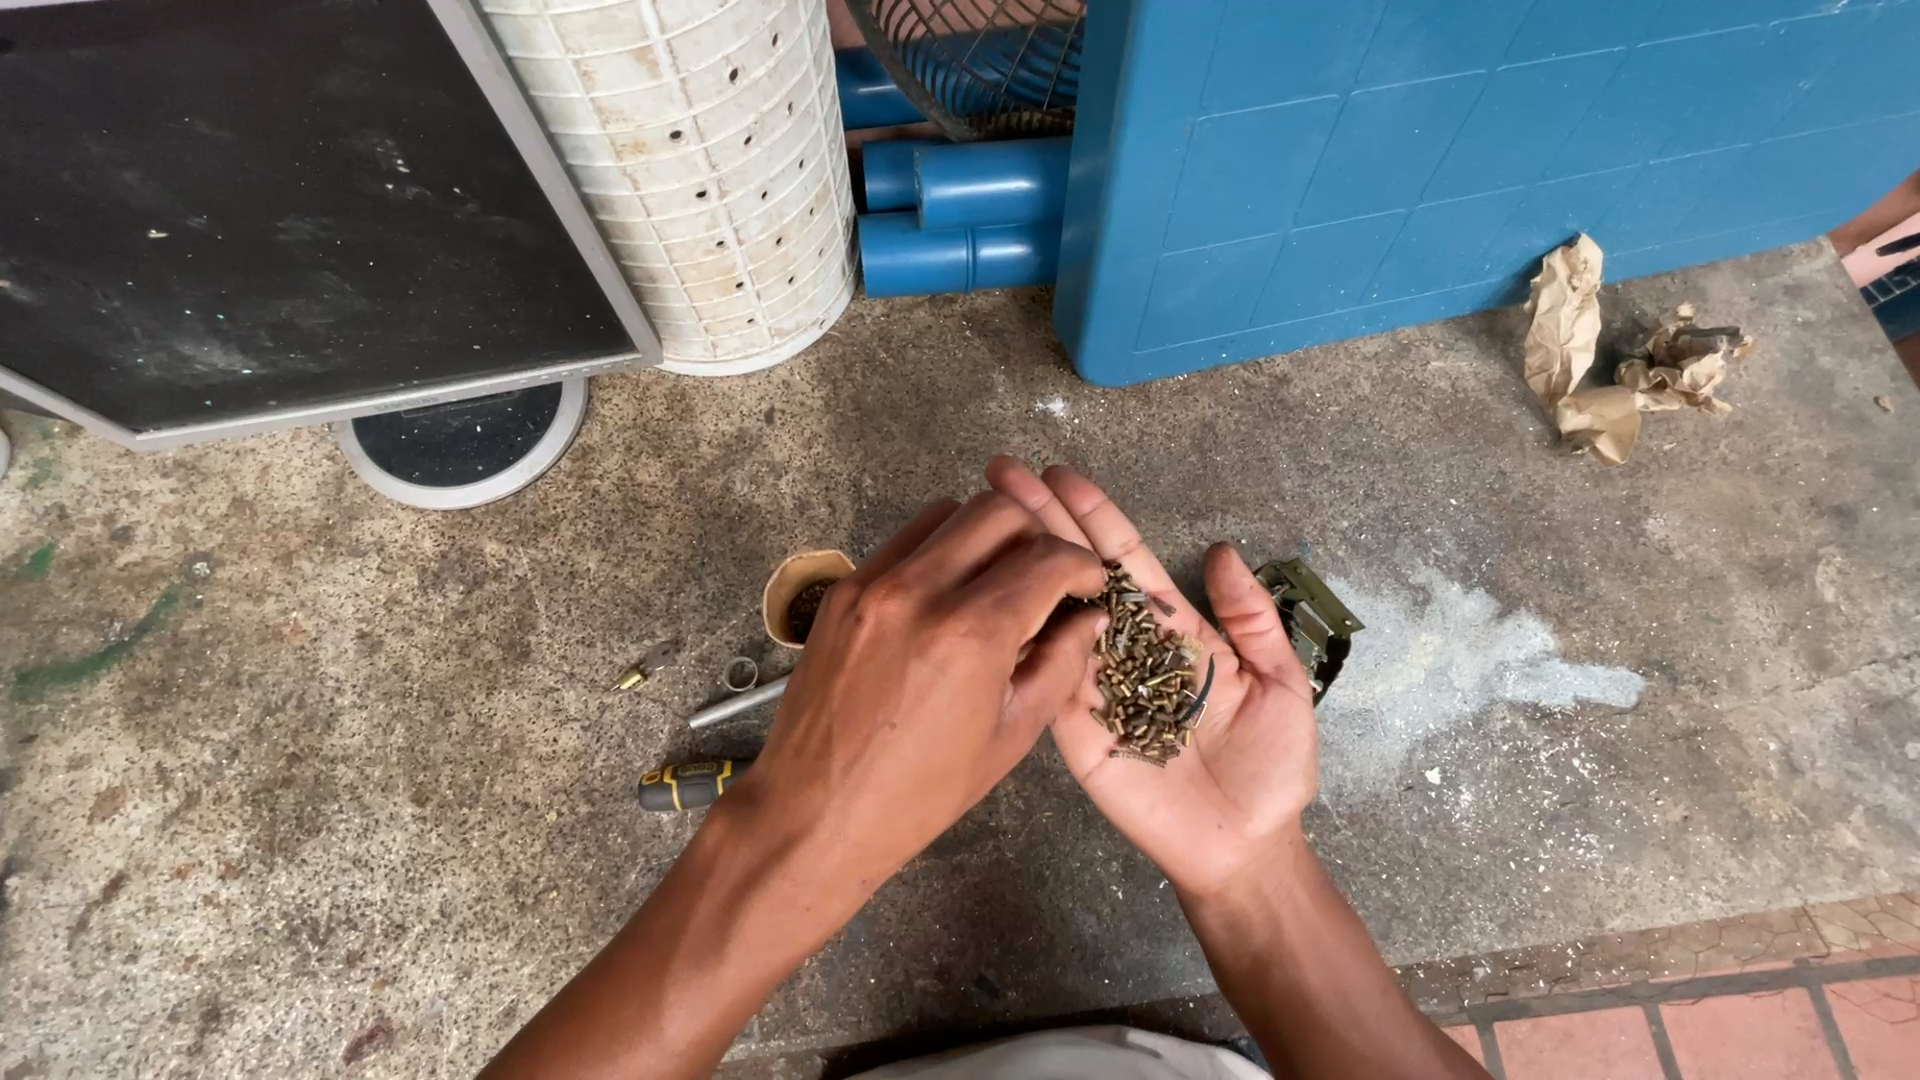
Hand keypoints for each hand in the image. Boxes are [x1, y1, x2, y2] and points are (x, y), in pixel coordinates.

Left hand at [733, 492, 1108, 896]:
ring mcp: (873, 583)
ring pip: (948, 511)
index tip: (1085, 584)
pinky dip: (938, 550)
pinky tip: (945, 593)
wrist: (816, 810)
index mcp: (972, 633)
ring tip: (995, 579)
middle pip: (999, 509)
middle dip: (1037, 535)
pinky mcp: (843, 589)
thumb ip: (1060, 663)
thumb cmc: (922, 791)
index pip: (1048, 556)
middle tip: (1044, 576)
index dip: (1081, 565)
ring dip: (986, 533)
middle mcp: (920, 591)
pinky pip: (904, 540)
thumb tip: (1087, 616)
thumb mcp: (1011, 736)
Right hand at [985, 458, 1320, 896]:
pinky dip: (1016, 633)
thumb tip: (1221, 550)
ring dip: (1016, 563)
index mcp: (1171, 626)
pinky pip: (1042, 672)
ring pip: (1049, 611)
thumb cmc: (1271, 766)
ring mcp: (1092, 680)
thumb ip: (1252, 618)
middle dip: (1040, 519)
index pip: (1125, 556)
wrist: (1244, 845)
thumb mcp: (1281, 684)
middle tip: (1001, 471)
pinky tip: (987, 594)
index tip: (1059, 473)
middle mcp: (1123, 642)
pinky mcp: (1072, 722)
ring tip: (984, 519)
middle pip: (1075, 569)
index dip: (1093, 513)